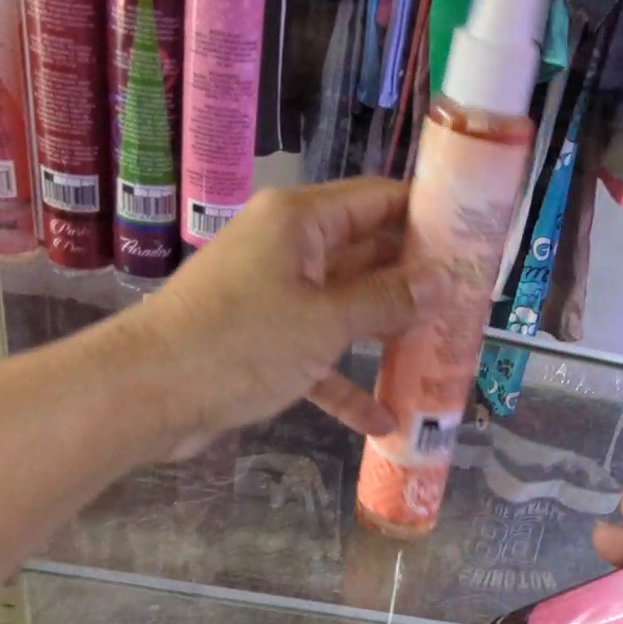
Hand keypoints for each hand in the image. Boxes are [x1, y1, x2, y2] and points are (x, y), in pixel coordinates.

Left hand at [90, 178, 445, 459]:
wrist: (150, 394)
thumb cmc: (241, 342)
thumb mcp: (325, 320)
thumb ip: (386, 300)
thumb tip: (442, 281)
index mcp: (301, 222)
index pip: (378, 201)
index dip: (427, 215)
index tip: (473, 236)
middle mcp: (290, 250)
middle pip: (366, 256)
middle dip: (414, 282)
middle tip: (469, 302)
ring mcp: (276, 297)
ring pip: (345, 309)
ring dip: (386, 335)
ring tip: (440, 354)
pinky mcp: (264, 343)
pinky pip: (317, 356)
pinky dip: (345, 384)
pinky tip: (382, 421)